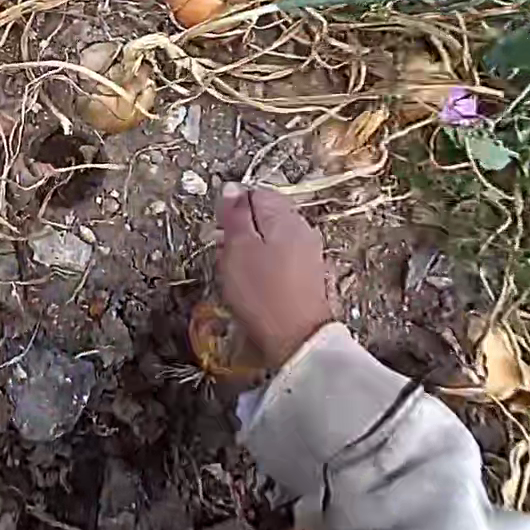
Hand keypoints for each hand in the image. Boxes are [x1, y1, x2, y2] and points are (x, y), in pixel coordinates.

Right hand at [216, 183, 335, 366]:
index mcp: (285, 217)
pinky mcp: (309, 277)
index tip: (219, 229)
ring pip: (271, 237)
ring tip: (234, 269)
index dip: (232, 207)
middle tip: (223, 250)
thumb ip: (235, 214)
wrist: (297, 341)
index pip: (255, 193)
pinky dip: (264, 264)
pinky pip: (280, 257)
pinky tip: (253, 282)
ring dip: (250, 247)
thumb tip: (232, 188)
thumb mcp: (238, 246)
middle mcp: (302, 230)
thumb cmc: (261, 291)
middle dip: (241, 228)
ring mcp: (309, 254)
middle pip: (264, 215)